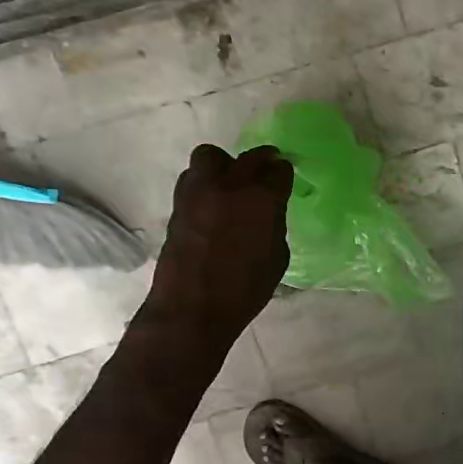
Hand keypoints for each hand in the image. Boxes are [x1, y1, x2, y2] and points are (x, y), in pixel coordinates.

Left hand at [136, 144, 291, 346]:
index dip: (283, 175)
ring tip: (230, 183)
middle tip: (265, 172)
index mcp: (263, 199)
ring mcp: (200, 192)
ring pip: (210, 156)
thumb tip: (267, 212)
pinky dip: (203, 183)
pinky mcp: (178, 203)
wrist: (193, 307)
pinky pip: (192, 178)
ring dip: (224, 165)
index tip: (284, 180)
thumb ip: (274, 224)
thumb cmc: (245, 289)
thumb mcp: (277, 257)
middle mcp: (231, 186)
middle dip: (261, 161)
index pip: (279, 170)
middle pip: (249, 157)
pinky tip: (211, 203)